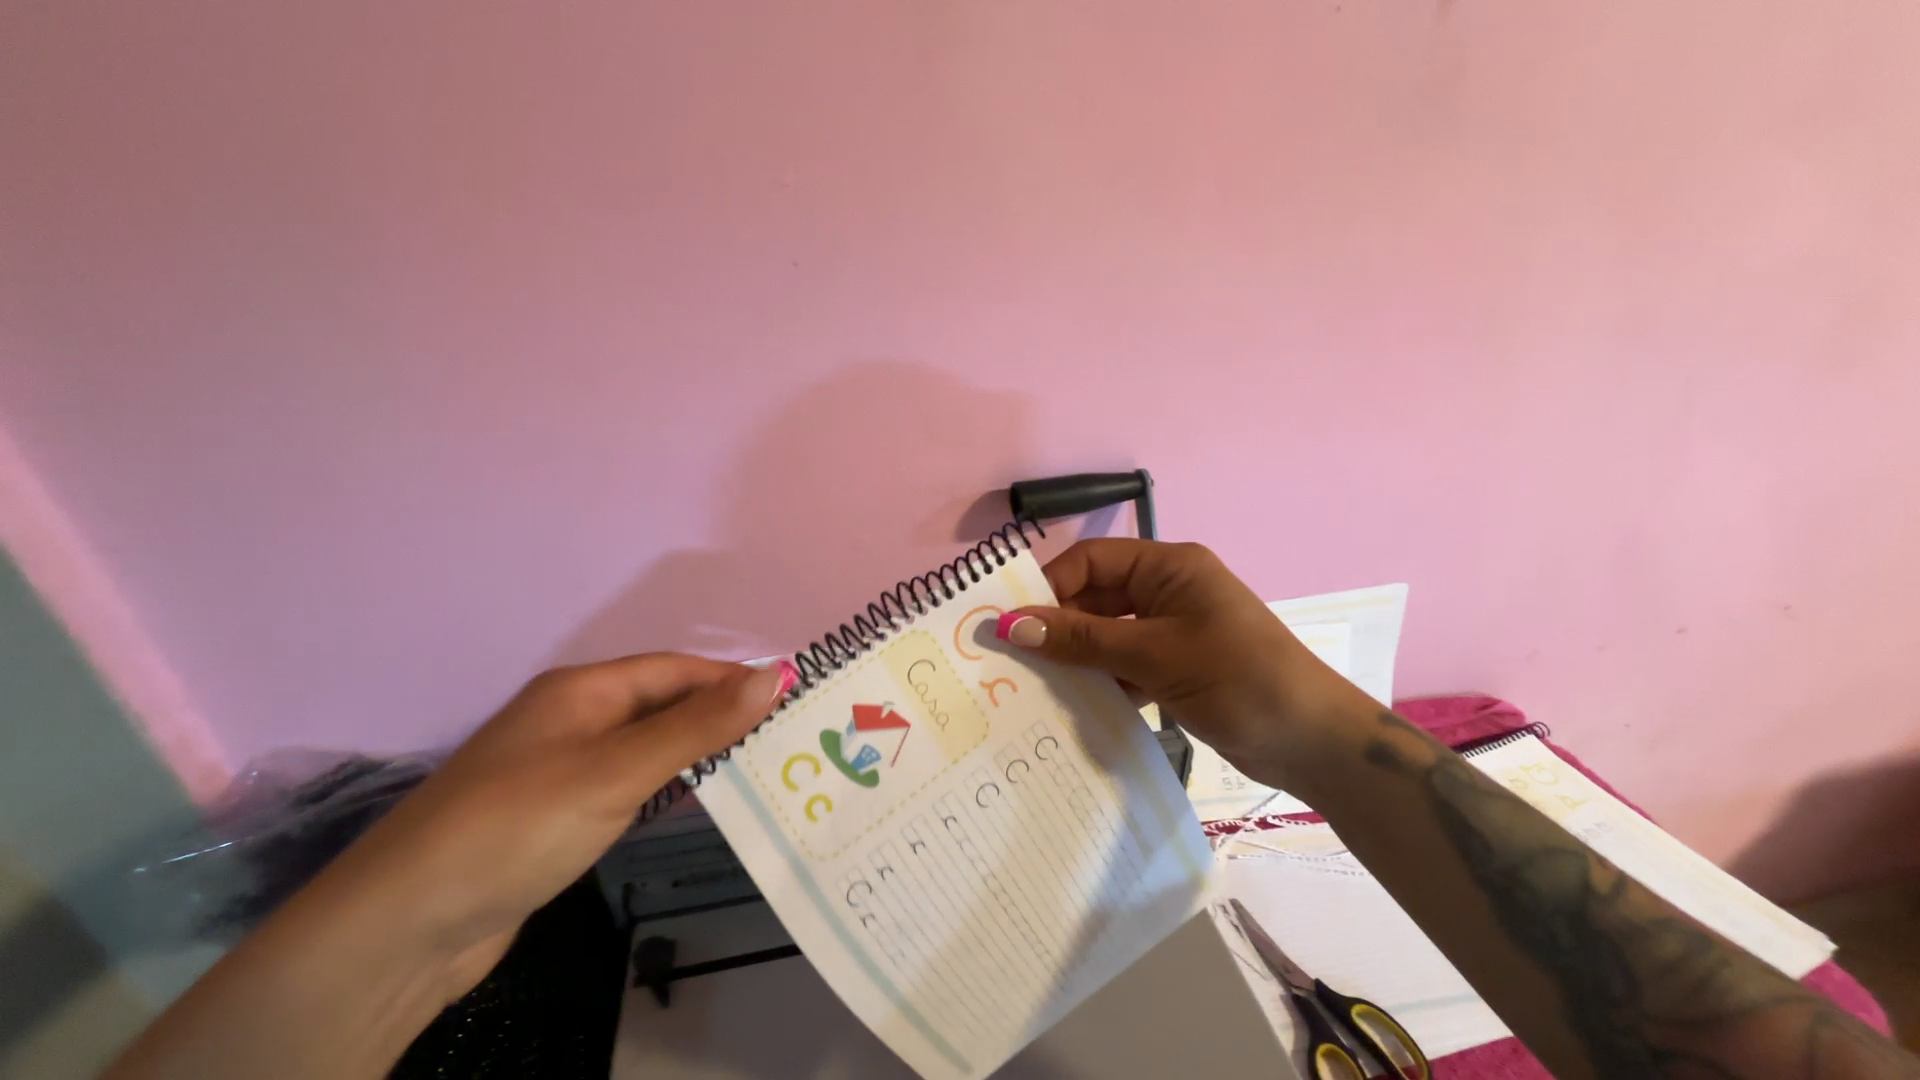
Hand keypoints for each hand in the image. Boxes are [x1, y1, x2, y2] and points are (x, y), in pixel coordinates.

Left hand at [308, 653, 796, 993]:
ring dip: (698, 752)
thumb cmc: (518, 826)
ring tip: (761, 769)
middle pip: (663, 704)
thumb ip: (698, 725)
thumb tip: (775, 674)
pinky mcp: (555, 815)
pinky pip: (627, 785)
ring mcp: (560, 768)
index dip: (733, 679)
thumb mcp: (617, 770)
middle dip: (721, 716)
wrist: (406, 925)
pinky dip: (667, 787)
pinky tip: (697, 803)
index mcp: (582, 690)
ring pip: (647, 747)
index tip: (793, 699)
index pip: (676, 669)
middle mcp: (572, 718)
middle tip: (787, 739)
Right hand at [996, 539, 1374, 795]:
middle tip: (1016, 664)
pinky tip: (1079, 706)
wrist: (1312, 740)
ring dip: (1079, 658)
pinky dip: (1104, 681)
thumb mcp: (1154, 655)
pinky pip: (1126, 664)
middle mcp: (1169, 590)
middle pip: (1096, 598)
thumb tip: (1012, 626)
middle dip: (1059, 627)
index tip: (1012, 627)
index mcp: (1169, 567)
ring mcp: (1174, 631)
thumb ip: (1082, 640)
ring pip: (1107, 634)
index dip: (1050, 588)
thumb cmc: (1237, 678)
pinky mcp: (1178, 667)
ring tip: (1040, 689)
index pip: (1091, 561)